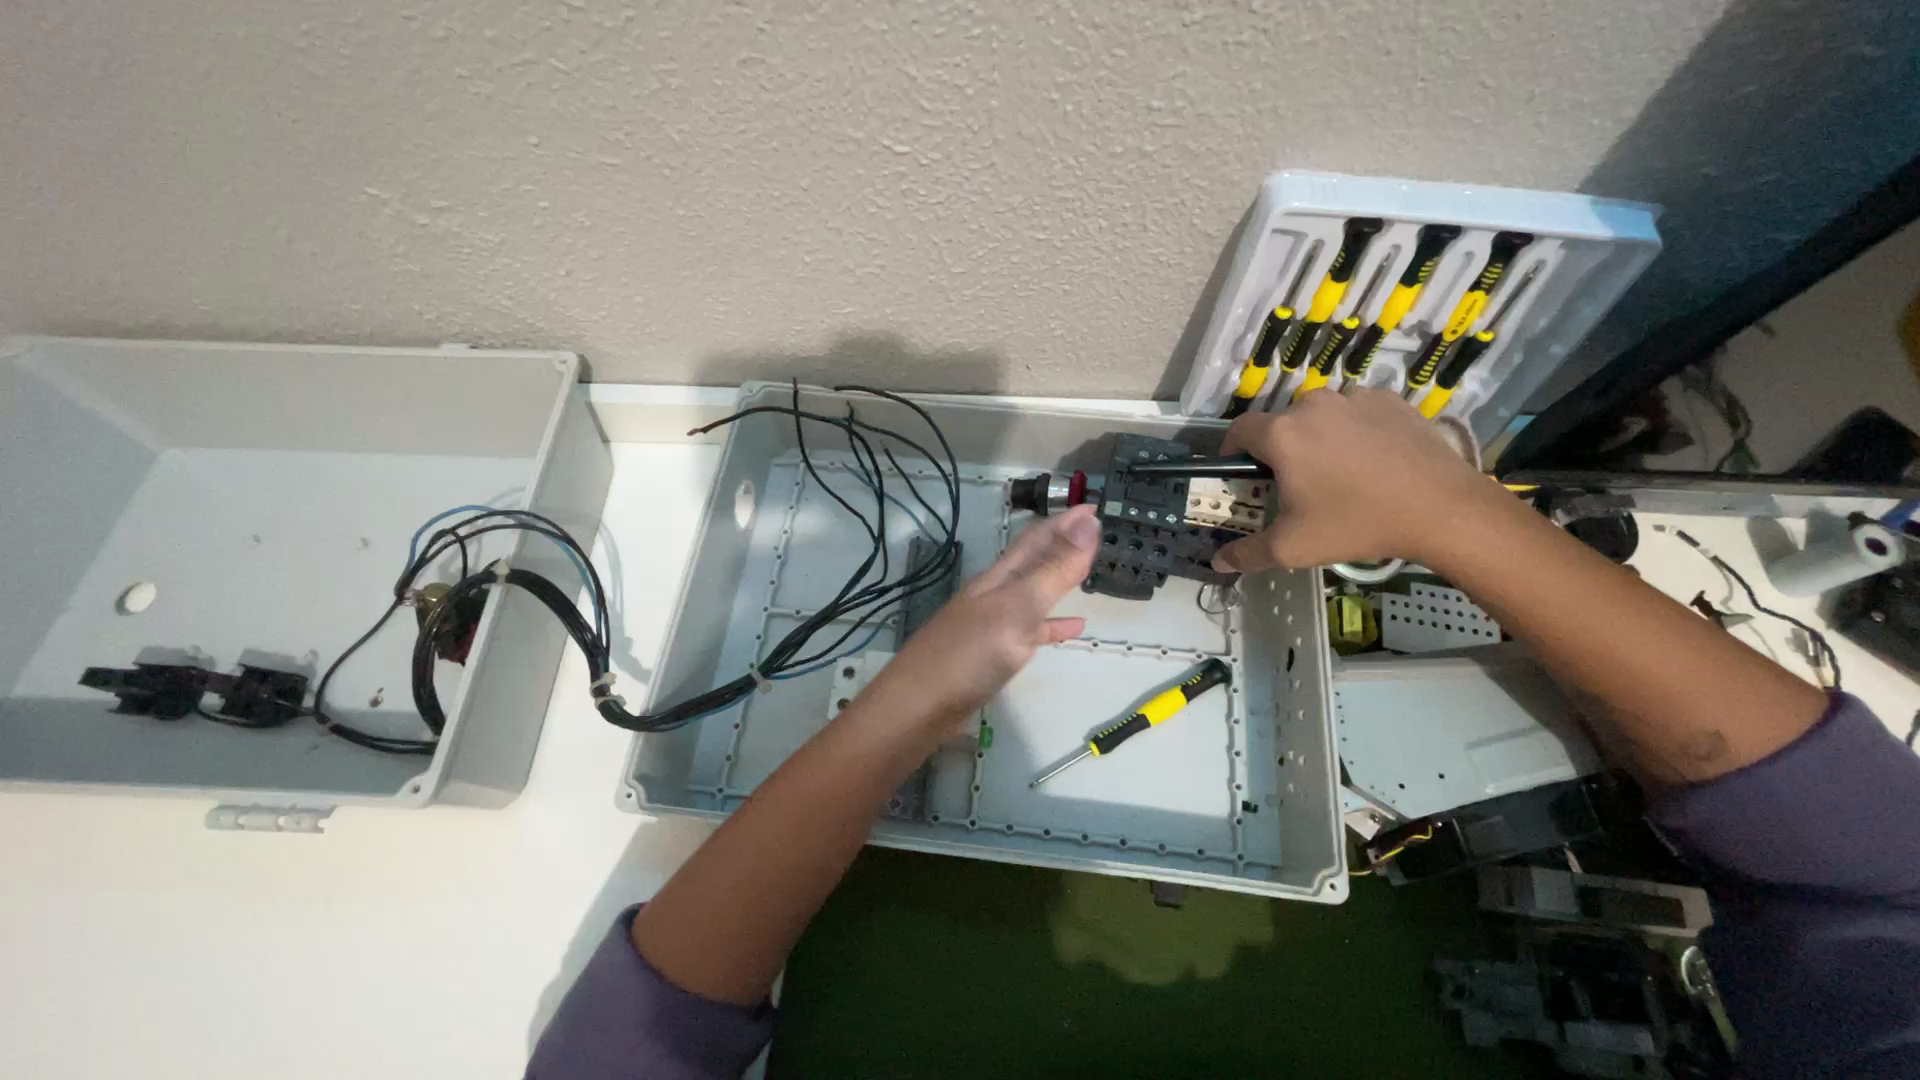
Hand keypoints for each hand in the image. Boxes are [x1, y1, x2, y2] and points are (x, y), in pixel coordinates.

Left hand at [868, 504, 1098, 718]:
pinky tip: (1074, 629)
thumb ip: (1054, 570)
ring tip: (1090, 573)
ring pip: (1033, 594)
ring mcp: (992, 624)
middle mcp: (995, 594)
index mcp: (1000, 577)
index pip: (1037, 537)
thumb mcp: (1018, 608)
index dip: (1066, 522)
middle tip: (1096, 533)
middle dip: (1063, 544)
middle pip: (1034, 561)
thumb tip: (1088, 521)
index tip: (1096, 507)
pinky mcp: (992, 654)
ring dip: (1059, 581)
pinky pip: (1030, 631)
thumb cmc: (968, 655)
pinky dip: (1053, 626)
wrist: (919, 708)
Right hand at [1211, 387, 1492, 573]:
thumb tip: (1218, 563)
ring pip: (1320, 416)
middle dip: (1280, 450)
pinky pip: (1356, 412)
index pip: (1239, 431)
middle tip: (1296, 484)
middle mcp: (1312, 405)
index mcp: (1282, 434)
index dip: (1233, 451)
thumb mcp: (1294, 547)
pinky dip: (1353, 431)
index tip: (1241, 473)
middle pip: (1281, 424)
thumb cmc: (1357, 524)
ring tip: (1337, 472)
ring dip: (1317, 438)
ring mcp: (1354, 398)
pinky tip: (1371, 461)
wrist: (1442, 509)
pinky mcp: (1389, 400)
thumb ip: (1248, 553)